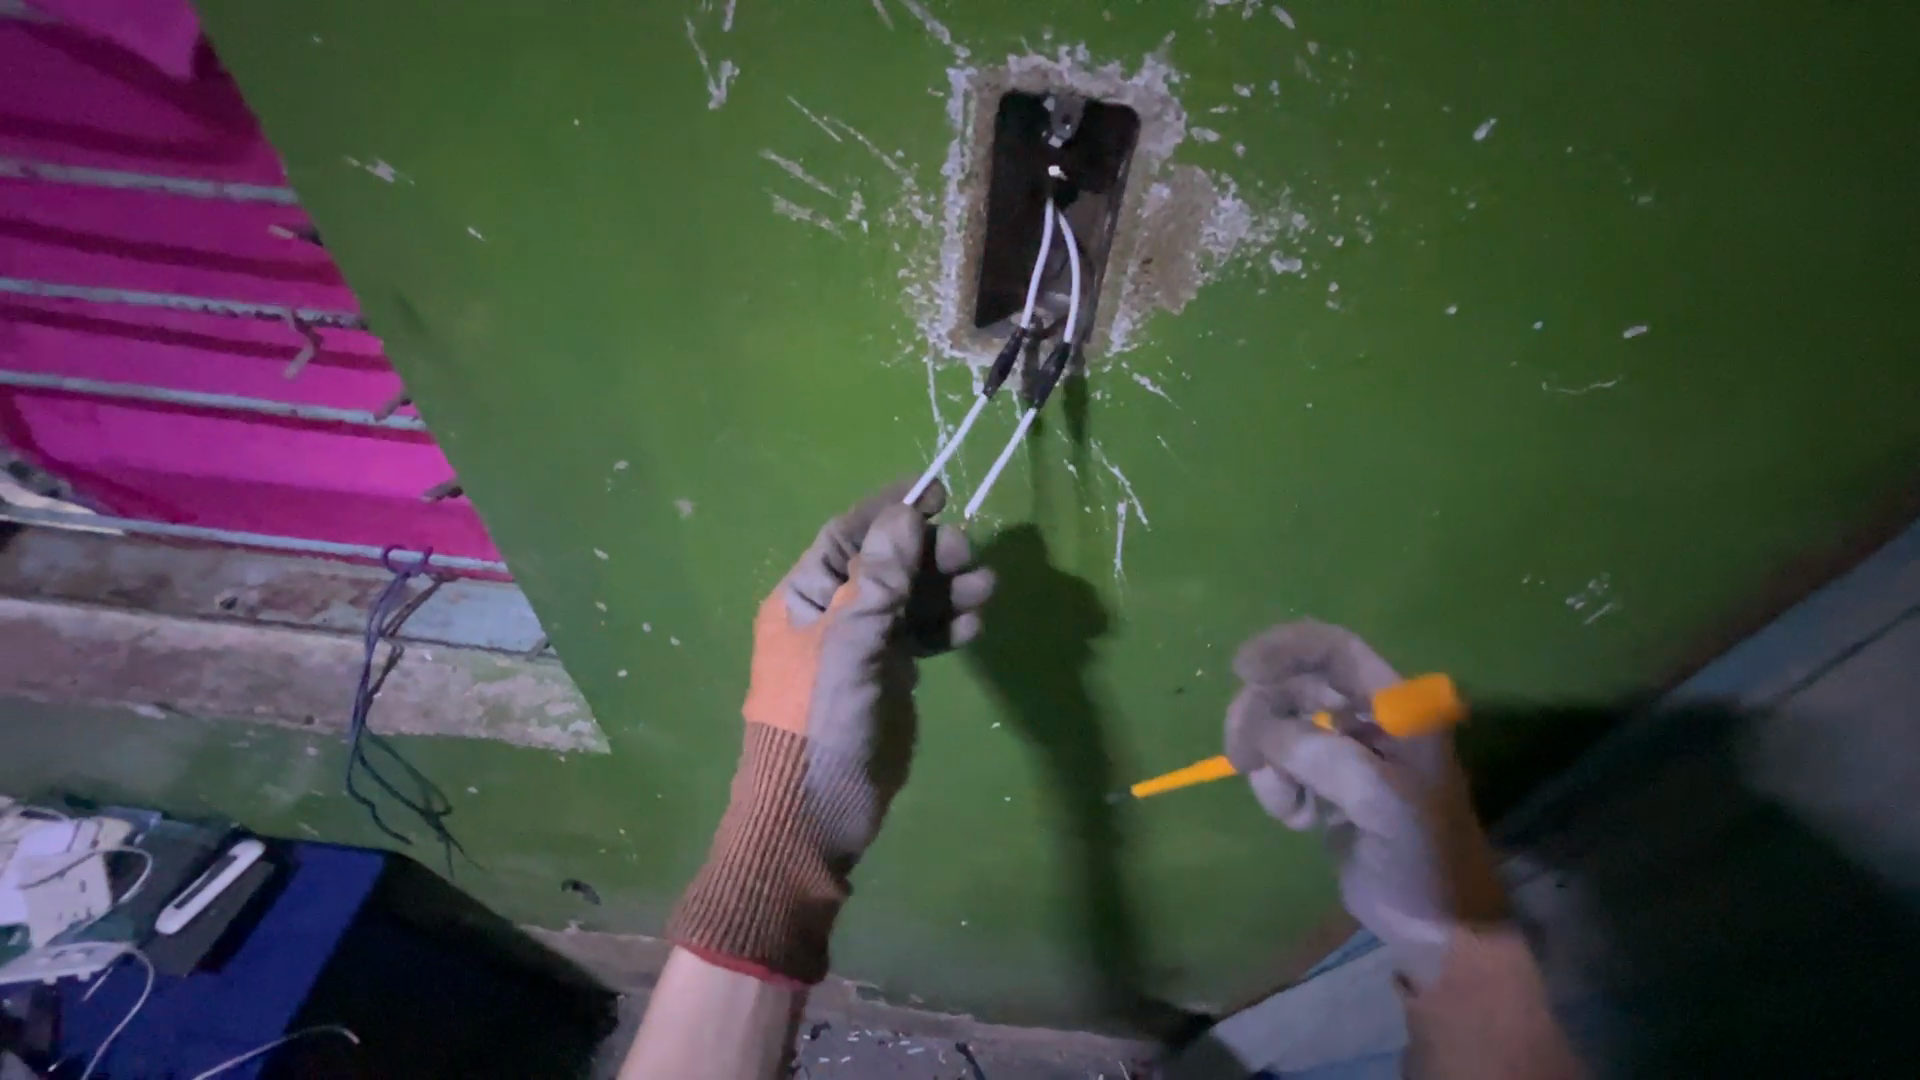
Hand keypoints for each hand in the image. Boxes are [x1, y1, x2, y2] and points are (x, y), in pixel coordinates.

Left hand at [668, 480, 992, 983]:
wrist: (814, 811)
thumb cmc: (818, 720)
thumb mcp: (848, 643)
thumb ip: (879, 579)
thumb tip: (906, 514)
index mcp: (804, 595)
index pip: (851, 535)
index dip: (892, 509)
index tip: (937, 488)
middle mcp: (832, 611)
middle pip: (889, 564)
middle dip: (931, 556)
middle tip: (969, 555)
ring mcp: (862, 643)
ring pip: (911, 599)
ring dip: (947, 591)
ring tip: (984, 592)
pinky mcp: (888, 673)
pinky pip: (920, 635)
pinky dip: (946, 628)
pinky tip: (971, 630)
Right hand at [1222, 621, 1502, 986]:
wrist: (1436, 927)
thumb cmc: (1423, 856)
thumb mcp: (1381, 801)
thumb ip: (1323, 756)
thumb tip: (1263, 732)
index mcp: (1396, 707)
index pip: (1334, 649)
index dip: (1285, 648)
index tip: (1242, 670)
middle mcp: (1367, 718)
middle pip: (1292, 685)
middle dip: (1260, 716)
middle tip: (1239, 756)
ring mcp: (1342, 750)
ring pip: (1275, 726)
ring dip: (1267, 761)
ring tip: (1287, 806)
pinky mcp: (1321, 781)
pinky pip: (1275, 763)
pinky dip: (1274, 788)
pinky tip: (1300, 820)